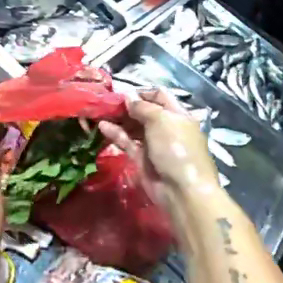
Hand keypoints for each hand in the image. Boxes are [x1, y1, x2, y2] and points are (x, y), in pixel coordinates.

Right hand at [99, 89, 222, 218]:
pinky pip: (128, 143)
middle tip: (106, 102)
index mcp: (178, 115)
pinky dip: (117, 134)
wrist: (182, 190)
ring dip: (120, 120)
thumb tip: (128, 96)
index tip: (122, 92)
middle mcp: (167, 127)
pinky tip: (102, 126)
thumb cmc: (176, 148)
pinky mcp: (143, 160)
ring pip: (135, 128)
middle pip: (145, 112)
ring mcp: (155, 144)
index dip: (142, 92)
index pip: (160, 96)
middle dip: (127, 106)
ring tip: (100, 113)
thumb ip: (143, 107)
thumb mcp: (161, 120)